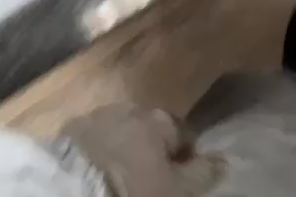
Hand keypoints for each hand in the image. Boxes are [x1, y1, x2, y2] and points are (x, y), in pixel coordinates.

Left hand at [60, 104, 220, 196]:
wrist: (74, 189)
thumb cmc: (134, 188)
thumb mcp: (175, 189)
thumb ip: (201, 174)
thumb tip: (225, 160)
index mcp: (161, 119)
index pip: (183, 133)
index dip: (184, 157)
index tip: (180, 178)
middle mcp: (132, 107)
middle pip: (149, 128)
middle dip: (150, 147)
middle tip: (148, 176)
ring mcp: (99, 115)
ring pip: (119, 130)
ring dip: (123, 146)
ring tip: (120, 172)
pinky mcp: (70, 128)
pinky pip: (92, 138)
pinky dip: (97, 150)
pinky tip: (95, 168)